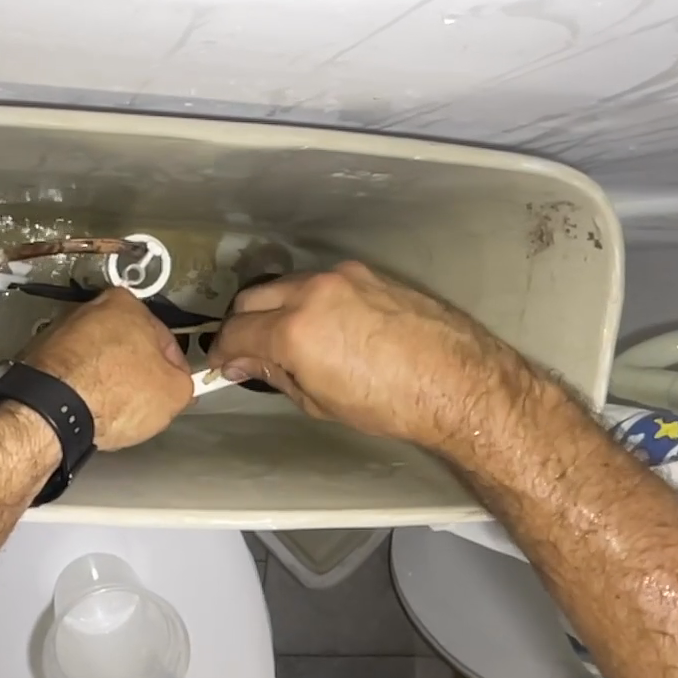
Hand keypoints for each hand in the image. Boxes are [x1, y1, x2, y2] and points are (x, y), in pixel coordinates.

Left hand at [21, 288, 192, 450]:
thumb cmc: (115, 392)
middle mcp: (90, 308)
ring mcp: (60, 331)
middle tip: (141, 400)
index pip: (164, 338)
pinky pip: (69, 373)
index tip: (171, 387)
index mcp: (127, 304)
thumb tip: (175, 384)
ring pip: (95, 359)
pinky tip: (84, 408)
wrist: (55, 411)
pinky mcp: (37, 356)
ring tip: (109, 408)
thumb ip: (183, 381)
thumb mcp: (174, 393)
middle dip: (135, 371)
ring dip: (104, 379)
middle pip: (125, 345)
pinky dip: (77, 388)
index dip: (172, 369)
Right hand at [205, 262, 539, 454]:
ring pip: (283, 286)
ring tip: (284, 339)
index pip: (234, 333)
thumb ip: (274, 374)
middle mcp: (311, 293)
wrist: (456, 382)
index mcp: (294, 330)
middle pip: (250, 299)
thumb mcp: (317, 401)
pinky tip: (319, 326)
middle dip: (241, 326)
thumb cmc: (388, 404)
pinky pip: (316, 283)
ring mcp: (340, 277)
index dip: (221, 352)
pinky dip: (304, 301)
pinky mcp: (364, 274)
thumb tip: (247, 364)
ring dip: (271, 310)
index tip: (222, 365)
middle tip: (247, 353)